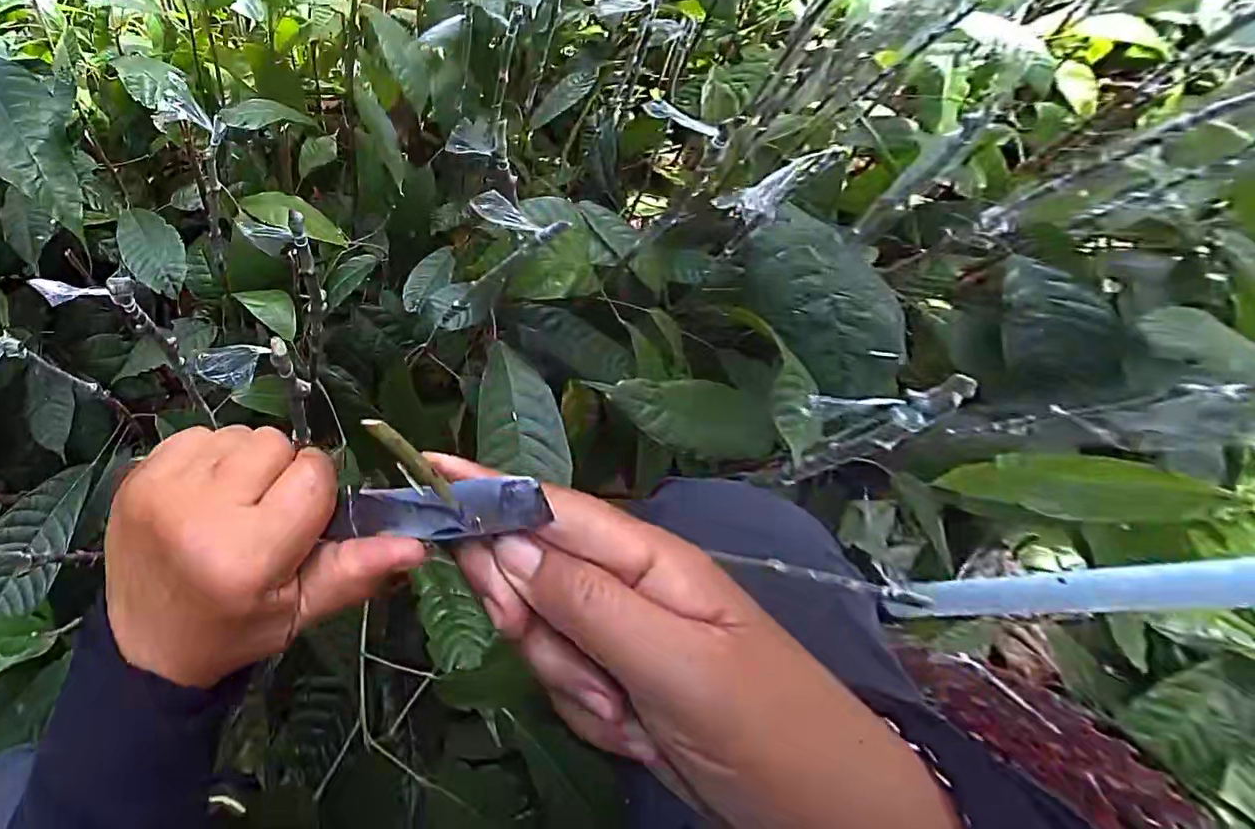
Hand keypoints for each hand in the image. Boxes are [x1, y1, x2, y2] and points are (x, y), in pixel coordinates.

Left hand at [105, 426, 426, 687]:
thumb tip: (414, 546)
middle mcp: (199, 512)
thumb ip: (352, 573)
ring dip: (246, 461)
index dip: (317, 491)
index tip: (300, 517)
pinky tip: (200, 492)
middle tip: (262, 512)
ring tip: (229, 503)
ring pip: (240, 432)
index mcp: (245, 555)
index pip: (312, 475)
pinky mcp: (139, 472)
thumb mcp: (295, 613)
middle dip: (282, 472)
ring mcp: (161, 486)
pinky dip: (211, 455)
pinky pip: (200, 432)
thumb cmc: (229, 631)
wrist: (144, 643)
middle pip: (276, 443)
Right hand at [432, 454, 957, 828]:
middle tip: (537, 641)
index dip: (484, 484)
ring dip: (562, 672)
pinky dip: (579, 704)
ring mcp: (610, 627)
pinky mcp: (606, 670)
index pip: (545, 504)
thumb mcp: (679, 667)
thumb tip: (505, 540)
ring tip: (619, 711)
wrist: (835, 826)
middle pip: (525, 564)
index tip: (425, 467)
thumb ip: (586, 600)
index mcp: (641, 555)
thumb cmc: (772, 732)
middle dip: (523, 608)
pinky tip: (628, 729)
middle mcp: (617, 579)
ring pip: (534, 624)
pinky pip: (553, 670)